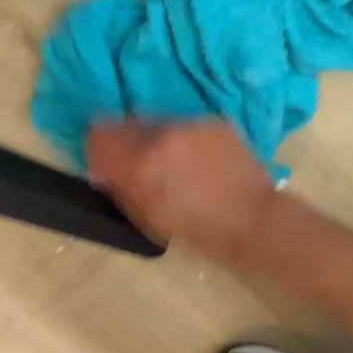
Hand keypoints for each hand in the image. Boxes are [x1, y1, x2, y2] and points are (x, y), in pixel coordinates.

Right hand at [84, 120, 278, 263]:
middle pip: (126, 124)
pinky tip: (201, 161)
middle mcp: (162, 134)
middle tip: (143, 167)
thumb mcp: (148, 218)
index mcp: (140, 161)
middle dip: (128, 144)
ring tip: (176, 165)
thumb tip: (105, 169)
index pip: (98, 133)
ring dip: (157, 140)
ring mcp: (191, 124)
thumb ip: (120, 188)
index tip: (108, 165)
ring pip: (158, 123)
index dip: (99, 150)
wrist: (253, 219)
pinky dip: (186, 140)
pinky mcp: (215, 122)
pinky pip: (187, 126)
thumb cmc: (198, 230)